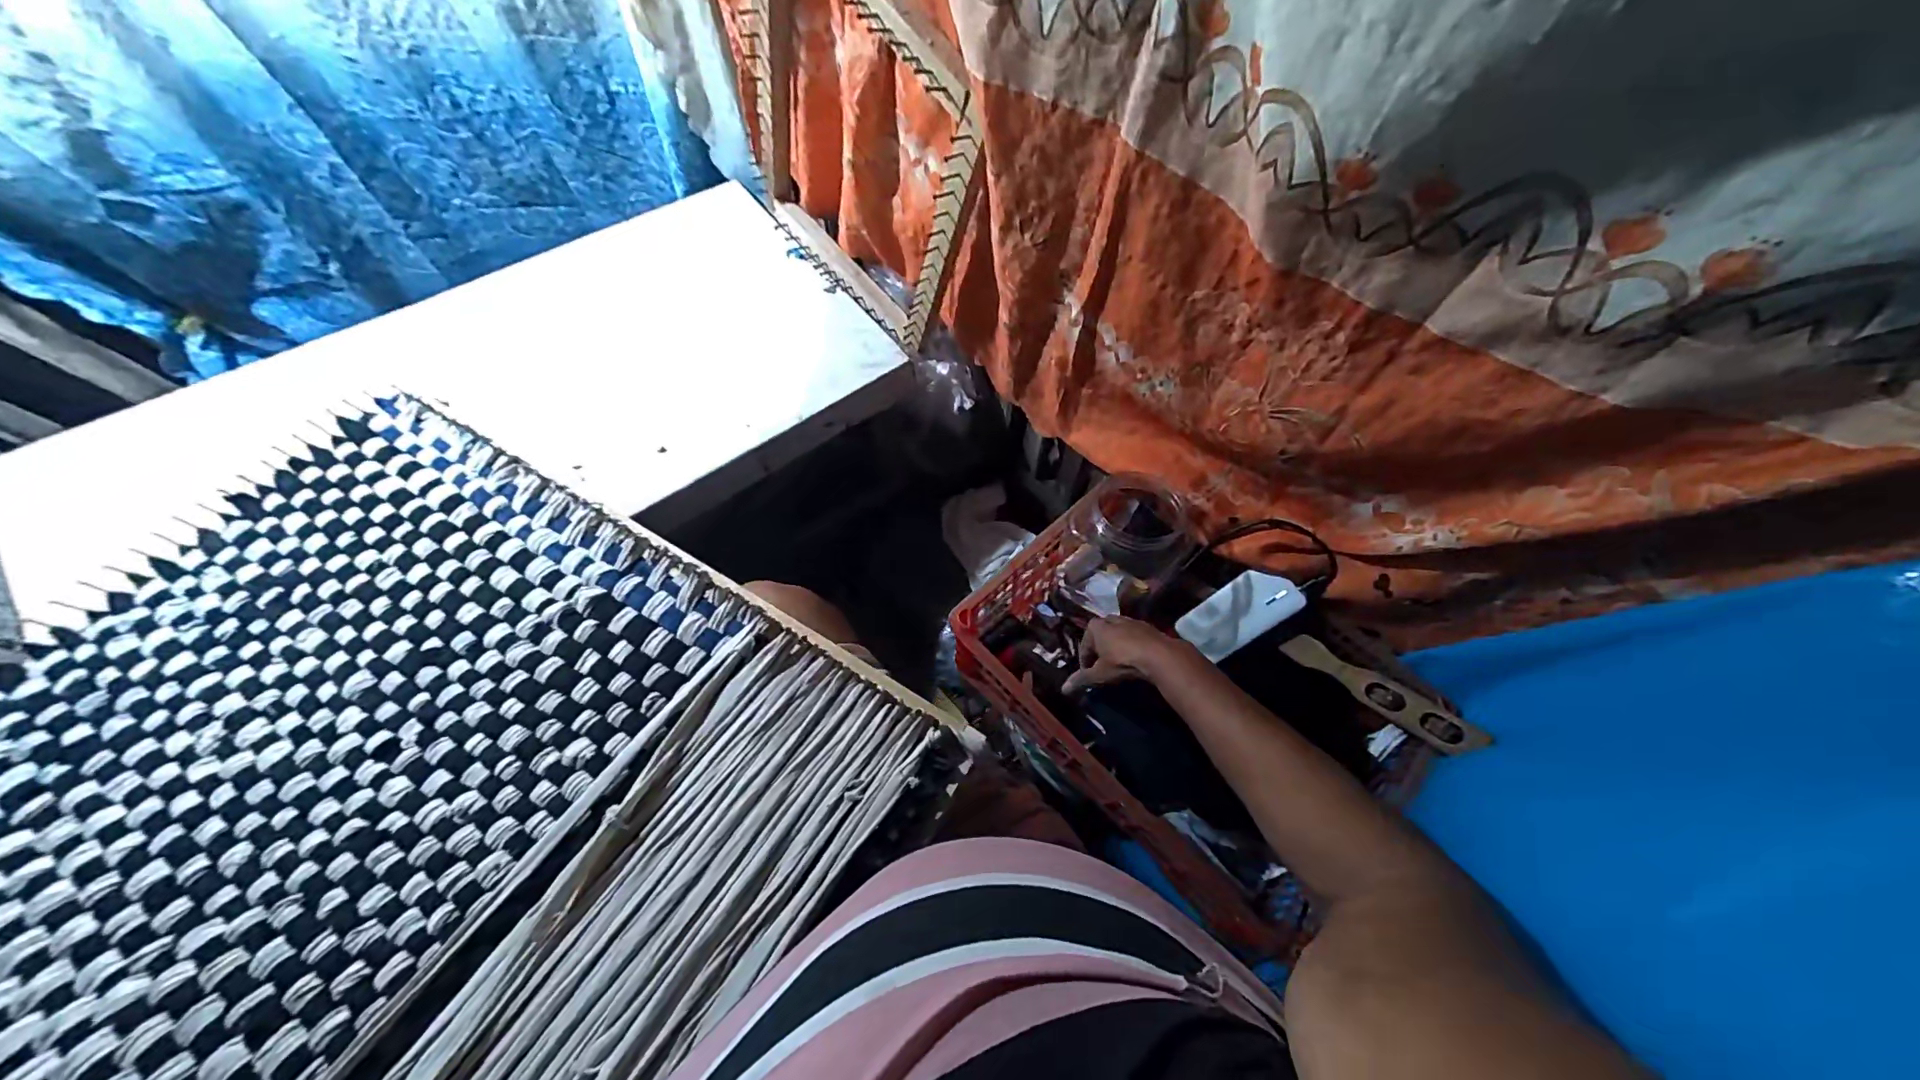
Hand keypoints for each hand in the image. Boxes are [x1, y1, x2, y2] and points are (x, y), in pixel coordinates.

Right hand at [1062, 616, 1202, 693]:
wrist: (1158, 655)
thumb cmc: (1121, 661)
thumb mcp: (1099, 674)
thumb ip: (1081, 680)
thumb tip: (1063, 689)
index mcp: (1096, 626)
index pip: (1084, 644)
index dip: (1085, 660)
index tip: (1088, 674)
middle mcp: (1112, 618)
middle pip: (1101, 635)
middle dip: (1100, 649)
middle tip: (1102, 666)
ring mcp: (1131, 621)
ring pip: (1118, 633)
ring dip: (1116, 646)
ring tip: (1118, 662)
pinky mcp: (1148, 626)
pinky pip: (1134, 635)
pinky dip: (1132, 645)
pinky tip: (1135, 658)